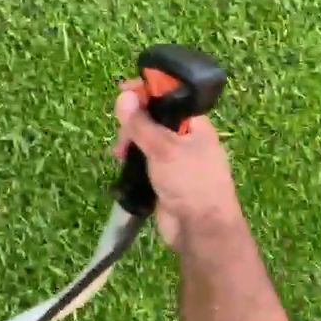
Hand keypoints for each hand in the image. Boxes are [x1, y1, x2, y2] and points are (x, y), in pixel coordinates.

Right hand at [113, 81, 244, 250]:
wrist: (200, 229)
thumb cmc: (190, 182)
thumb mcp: (164, 148)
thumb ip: (141, 123)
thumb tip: (124, 96)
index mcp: (195, 125)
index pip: (169, 96)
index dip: (146, 90)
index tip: (123, 91)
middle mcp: (186, 138)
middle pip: (153, 117)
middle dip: (133, 121)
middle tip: (123, 135)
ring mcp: (174, 158)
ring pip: (145, 138)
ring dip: (130, 141)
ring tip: (120, 153)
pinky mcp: (163, 176)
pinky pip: (143, 158)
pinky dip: (131, 158)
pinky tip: (122, 163)